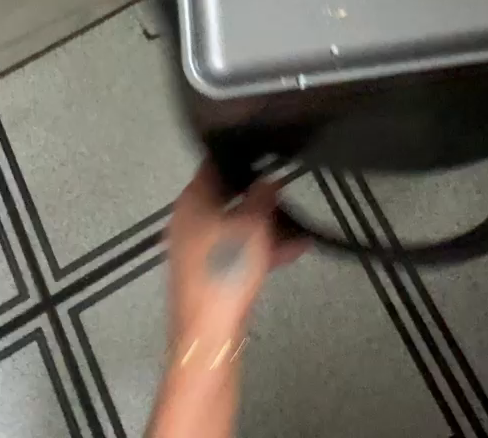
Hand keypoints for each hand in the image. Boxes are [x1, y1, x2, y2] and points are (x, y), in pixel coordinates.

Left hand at [149, 166, 305, 437]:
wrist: (208, 333)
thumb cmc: (226, 267)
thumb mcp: (253, 224)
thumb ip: (262, 196)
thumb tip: (267, 181)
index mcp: (191, 201)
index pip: (214, 165)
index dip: (240, 158)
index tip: (264, 154)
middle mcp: (188, 221)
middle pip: (227, 198)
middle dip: (259, 197)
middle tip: (285, 193)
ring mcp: (196, 249)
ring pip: (234, 226)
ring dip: (265, 225)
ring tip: (298, 225)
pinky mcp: (207, 273)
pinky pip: (236, 249)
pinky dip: (259, 247)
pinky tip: (293, 249)